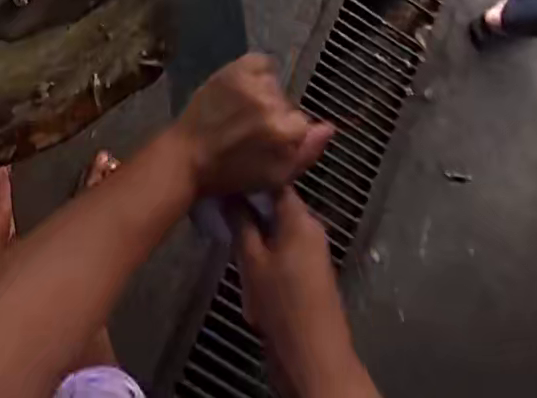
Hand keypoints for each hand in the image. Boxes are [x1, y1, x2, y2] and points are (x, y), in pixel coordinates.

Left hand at [169, 54, 333, 197]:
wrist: (187, 156)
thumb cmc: (232, 173)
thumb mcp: (275, 177)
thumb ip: (308, 152)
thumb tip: (330, 127)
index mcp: (284, 132)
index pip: (302, 123)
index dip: (287, 135)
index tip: (267, 144)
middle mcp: (272, 103)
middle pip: (288, 104)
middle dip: (276, 115)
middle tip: (251, 130)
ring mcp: (252, 83)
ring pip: (274, 85)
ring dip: (264, 95)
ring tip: (242, 111)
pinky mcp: (235, 69)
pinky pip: (261, 63)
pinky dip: (257, 71)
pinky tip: (245, 88)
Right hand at [236, 189, 369, 395]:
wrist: (313, 355)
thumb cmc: (282, 303)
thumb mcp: (252, 262)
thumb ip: (241, 225)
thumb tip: (230, 196)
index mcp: (301, 218)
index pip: (276, 184)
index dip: (251, 180)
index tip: (228, 181)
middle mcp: (311, 228)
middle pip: (278, 206)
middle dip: (251, 209)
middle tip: (223, 210)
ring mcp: (313, 251)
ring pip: (280, 229)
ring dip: (258, 233)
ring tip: (231, 235)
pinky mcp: (310, 273)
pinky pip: (286, 249)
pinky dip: (268, 250)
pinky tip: (248, 262)